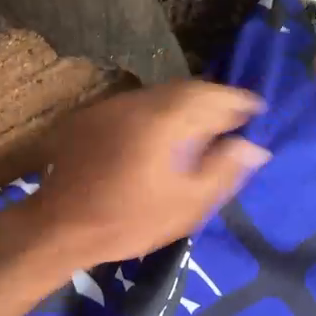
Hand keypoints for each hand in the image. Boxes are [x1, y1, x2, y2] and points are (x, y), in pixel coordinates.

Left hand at [22, 80, 270, 267]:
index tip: (256, 111)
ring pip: (157, 96)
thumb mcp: (187, 205)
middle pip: (185, 89)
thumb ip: (224, 170)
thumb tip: (253, 147)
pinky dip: (154, 114)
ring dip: (182, 106)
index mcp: (167, 118)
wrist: (59, 226)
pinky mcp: (89, 118)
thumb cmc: (128, 221)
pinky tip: (158, 137)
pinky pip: (133, 107)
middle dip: (212, 100)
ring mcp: (110, 106)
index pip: (214, 94)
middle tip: (230, 118)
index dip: (239, 100)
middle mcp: (139, 101)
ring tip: (198, 128)